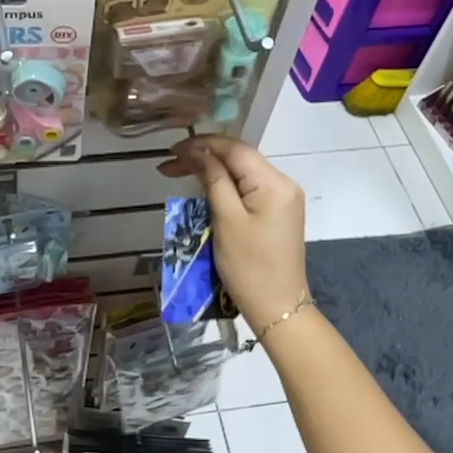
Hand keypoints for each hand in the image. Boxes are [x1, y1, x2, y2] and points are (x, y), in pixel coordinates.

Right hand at [159, 135, 307, 328]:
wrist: (278, 307)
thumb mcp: (227, 221)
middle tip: (168, 165)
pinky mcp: (278, 212)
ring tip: (180, 173)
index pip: (235, 149)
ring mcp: (283, 198)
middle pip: (239, 158)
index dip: (201, 145)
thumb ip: (213, 181)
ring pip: (243, 172)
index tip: (171, 151)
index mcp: (274, 182)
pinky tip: (205, 188)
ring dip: (212, 170)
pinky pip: (249, 188)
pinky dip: (225, 186)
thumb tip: (197, 153)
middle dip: (204, 156)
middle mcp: (284, 183)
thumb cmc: (249, 267)